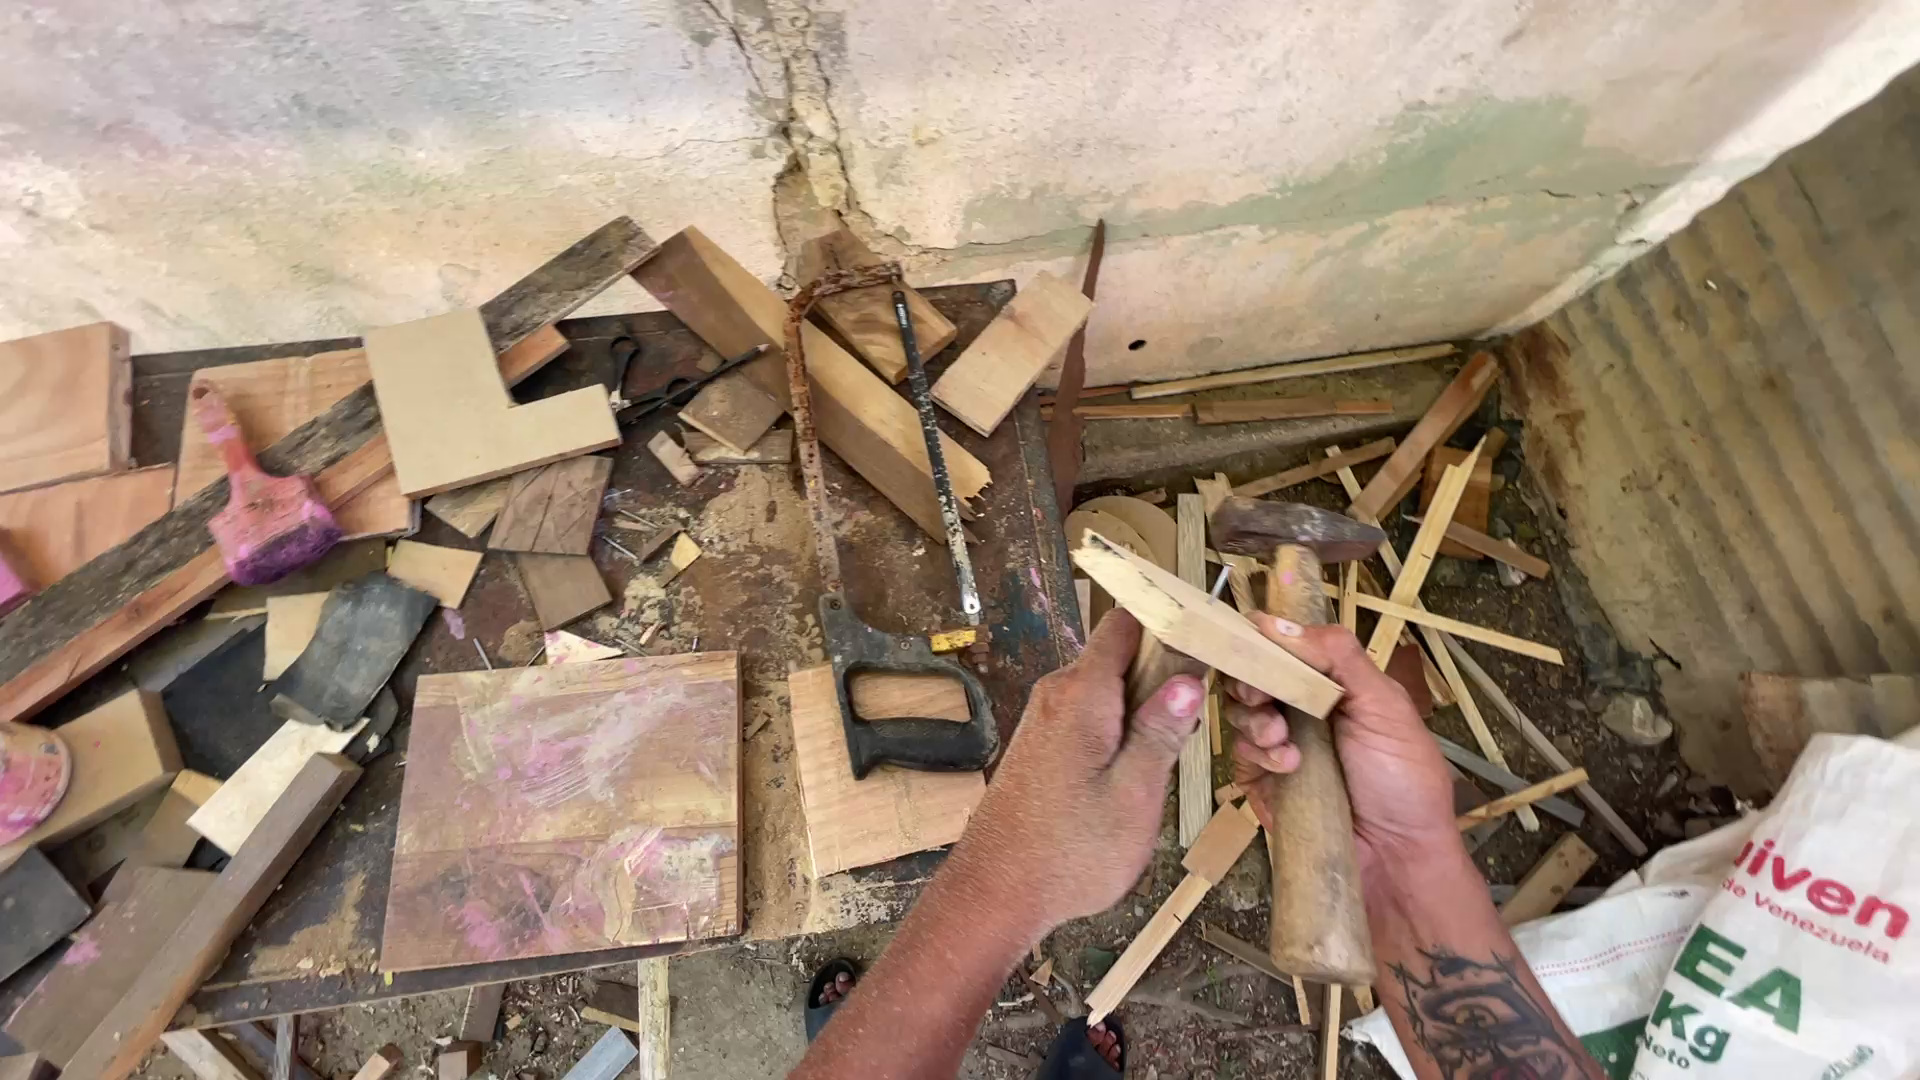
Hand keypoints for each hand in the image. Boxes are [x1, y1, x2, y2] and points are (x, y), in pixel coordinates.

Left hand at [943, 610, 1204, 933]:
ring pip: (1107, 687)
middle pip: (1119, 655)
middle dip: (1161, 675)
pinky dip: (1117, 725)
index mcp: (1082, 691)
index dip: (1168, 622)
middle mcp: (1058, 690)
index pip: (1126, 623)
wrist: (997, 889)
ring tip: (1169, 751)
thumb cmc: (1072, 849)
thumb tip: (1189, 676)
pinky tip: (1133, 768)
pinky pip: (1090, 711)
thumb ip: (1160, 731)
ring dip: (1141, 707)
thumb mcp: (1134, 794)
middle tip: (1198, 717)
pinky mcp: (1042, 739)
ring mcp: (1045, 714)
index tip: (1208, 644)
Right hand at [1224, 617, 1456, 879]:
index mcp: (1330, 682)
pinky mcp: (1258, 775)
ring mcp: (1276, 741)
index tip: (1252, 640)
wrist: (1397, 858)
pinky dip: (1259, 754)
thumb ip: (1337, 657)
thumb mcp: (1384, 707)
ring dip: (1256, 719)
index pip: (1285, 645)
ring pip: (1238, 709)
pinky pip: (1239, 750)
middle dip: (1252, 680)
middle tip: (1263, 696)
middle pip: (1252, 672)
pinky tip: (1287, 768)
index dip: (1263, 640)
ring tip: (1282, 741)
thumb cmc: (1403, 778)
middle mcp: (1298, 706)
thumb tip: (1274, 621)